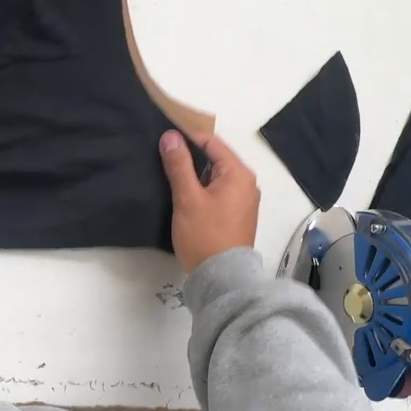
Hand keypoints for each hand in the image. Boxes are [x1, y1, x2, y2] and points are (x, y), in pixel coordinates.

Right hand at [160, 127, 258, 271]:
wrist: (220, 276)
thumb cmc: (204, 234)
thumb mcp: (187, 198)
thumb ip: (178, 165)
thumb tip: (170, 136)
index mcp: (239, 174)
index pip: (212, 143)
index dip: (188, 136)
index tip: (165, 134)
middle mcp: (247, 183)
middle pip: (216, 159)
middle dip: (191, 154)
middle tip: (163, 152)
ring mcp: (244, 201)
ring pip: (216, 176)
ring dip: (195, 172)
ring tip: (170, 171)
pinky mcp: (236, 215)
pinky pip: (218, 191)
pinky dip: (202, 186)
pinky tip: (185, 193)